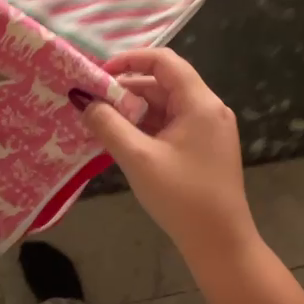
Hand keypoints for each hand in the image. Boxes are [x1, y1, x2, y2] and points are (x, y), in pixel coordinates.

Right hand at [80, 48, 259, 258]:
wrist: (220, 243)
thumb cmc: (181, 196)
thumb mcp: (137, 158)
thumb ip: (107, 124)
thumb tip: (83, 100)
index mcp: (200, 103)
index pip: (164, 61)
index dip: (130, 60)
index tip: (99, 75)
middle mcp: (208, 109)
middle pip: (163, 82)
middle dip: (126, 88)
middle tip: (93, 102)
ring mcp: (209, 129)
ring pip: (165, 104)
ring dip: (134, 109)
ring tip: (103, 122)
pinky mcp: (204, 148)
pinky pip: (171, 123)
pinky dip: (146, 125)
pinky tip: (123, 140)